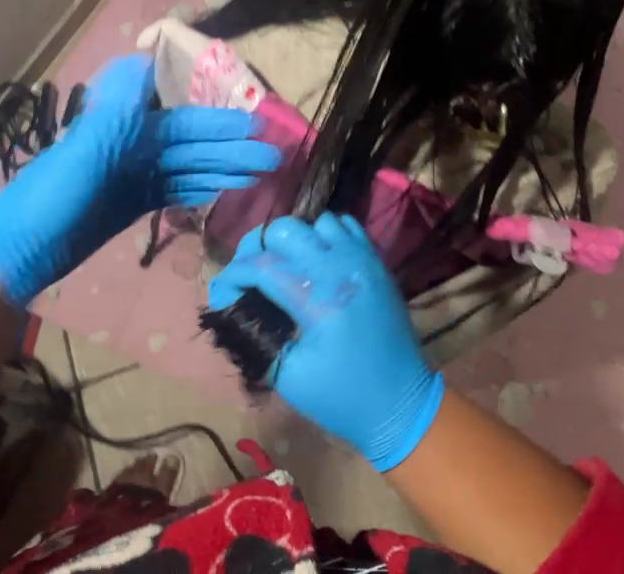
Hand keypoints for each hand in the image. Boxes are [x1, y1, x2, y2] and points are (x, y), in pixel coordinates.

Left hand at [0, 54, 280, 303]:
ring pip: (190, 165)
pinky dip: (202, 188)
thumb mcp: (86, 144)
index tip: (258, 118)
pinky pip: (176, 189)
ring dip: (224, 167)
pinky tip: (227, 190)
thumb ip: (121, 102)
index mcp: (125, 123)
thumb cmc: (54, 195)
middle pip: (193, 140)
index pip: (184, 114)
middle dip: (233, 145)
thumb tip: (150, 50)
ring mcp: (134, 174)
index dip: (220, 116)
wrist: (22, 250)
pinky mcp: (133, 202)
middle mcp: (134, 143)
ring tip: (263, 173)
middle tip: (276, 153)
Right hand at [208, 214, 443, 471]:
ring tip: (285, 268)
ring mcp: (363, 260)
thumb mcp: (289, 376)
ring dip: (294, 240)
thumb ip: (257, 336)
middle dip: (260, 249)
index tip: (222, 295)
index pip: (263, 266)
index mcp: (320, 300)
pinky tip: (316, 263)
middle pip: (287, 230)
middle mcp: (342, 268)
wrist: (401, 401)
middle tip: (251, 277)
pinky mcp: (376, 261)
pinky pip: (346, 227)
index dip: (233, 276)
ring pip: (316, 222)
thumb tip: (233, 310)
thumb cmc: (341, 396)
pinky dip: (324, 236)